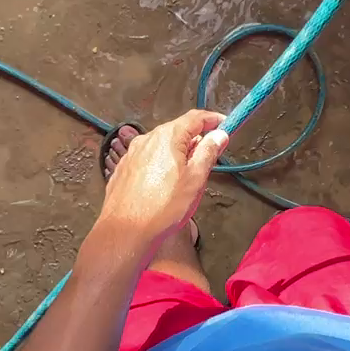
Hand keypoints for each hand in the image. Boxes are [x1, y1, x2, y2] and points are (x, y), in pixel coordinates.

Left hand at [93, 110, 228, 255]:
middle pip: (177, 130)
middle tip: (210, 154)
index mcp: (167, 137)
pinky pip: (148, 159)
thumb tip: (218, 135)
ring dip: (178, 152)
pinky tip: (165, 183)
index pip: (195, 118)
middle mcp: (146, 139)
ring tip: (189, 174)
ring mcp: (132, 154)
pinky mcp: (124, 169)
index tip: (226, 126)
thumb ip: (208, 152)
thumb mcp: (195, 179)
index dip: (213, 120)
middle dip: (196, 138)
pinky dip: (161, 163)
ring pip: (161, 145)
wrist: (125, 232)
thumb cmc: (163, 207)